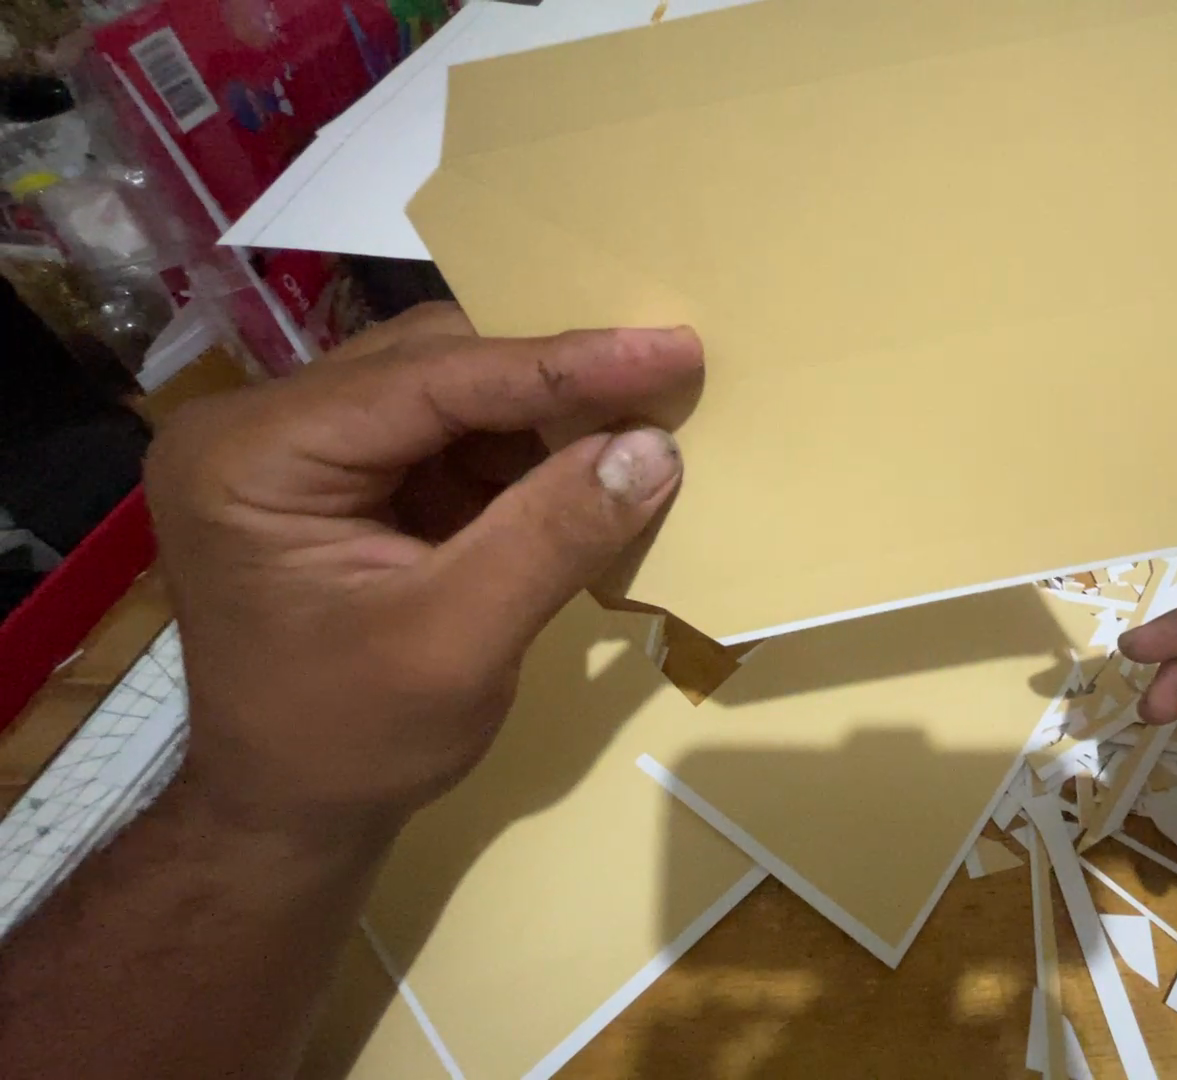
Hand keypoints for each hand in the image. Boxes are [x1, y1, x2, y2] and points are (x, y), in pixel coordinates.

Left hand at [145, 304, 701, 838]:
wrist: (301, 806)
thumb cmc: (355, 737)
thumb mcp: (460, 643)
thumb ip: (555, 537)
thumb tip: (655, 449)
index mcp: (258, 456)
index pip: (433, 381)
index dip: (565, 364)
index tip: (672, 349)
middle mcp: (281, 429)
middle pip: (446, 364)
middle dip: (564, 376)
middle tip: (670, 375)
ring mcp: (330, 453)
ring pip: (470, 393)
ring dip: (564, 410)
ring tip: (649, 419)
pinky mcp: (380, 483)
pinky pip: (479, 438)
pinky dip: (550, 449)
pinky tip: (601, 463)